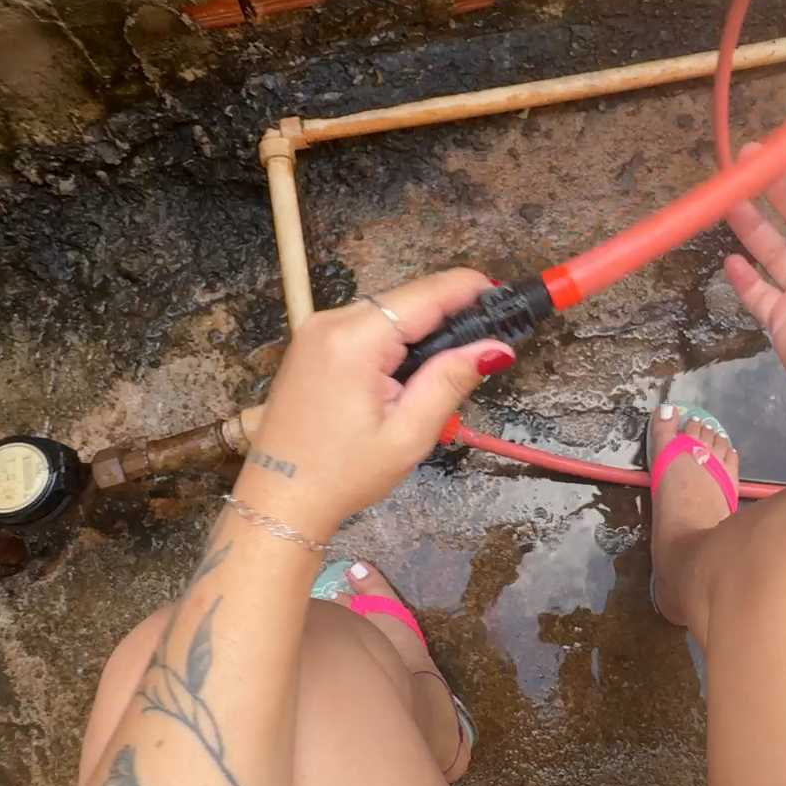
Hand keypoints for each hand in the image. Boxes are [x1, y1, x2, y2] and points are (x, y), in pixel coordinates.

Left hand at [234, 269, 512, 538]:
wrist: (281, 497)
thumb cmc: (344, 474)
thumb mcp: (408, 434)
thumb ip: (451, 381)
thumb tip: (497, 347)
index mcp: (355, 341)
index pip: (426, 295)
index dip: (469, 288)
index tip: (504, 294)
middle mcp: (331, 322)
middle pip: (407, 300)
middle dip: (449, 313)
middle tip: (488, 339)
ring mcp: (316, 329)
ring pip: (387, 311)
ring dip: (422, 328)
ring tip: (453, 361)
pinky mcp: (312, 342)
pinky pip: (366, 325)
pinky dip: (396, 338)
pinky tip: (411, 368)